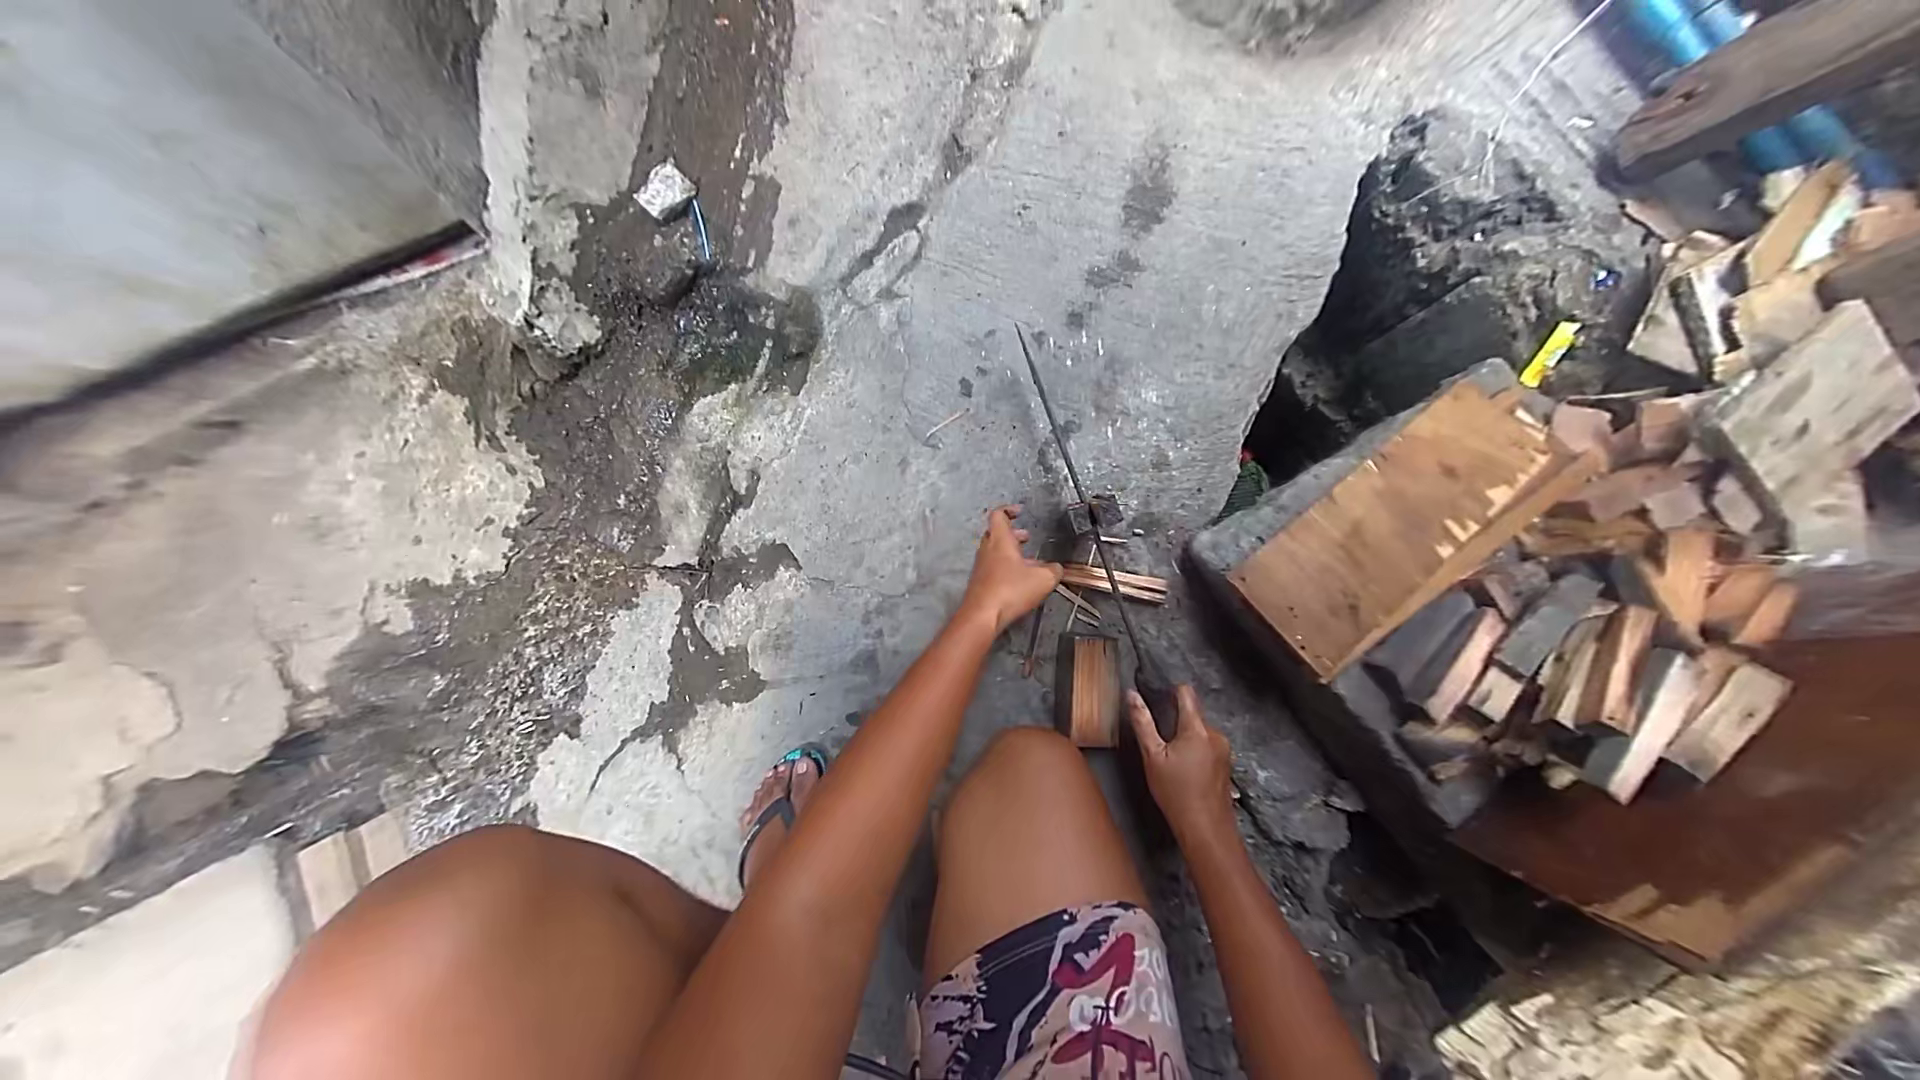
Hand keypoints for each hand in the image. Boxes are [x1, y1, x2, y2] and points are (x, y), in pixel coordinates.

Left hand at [959, 505, 1063, 633]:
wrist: (982, 615)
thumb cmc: (1010, 590)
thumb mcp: (1043, 579)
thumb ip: (1054, 570)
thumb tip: (1057, 569)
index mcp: (1000, 540)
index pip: (998, 515)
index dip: (1009, 510)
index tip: (1019, 511)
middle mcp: (987, 550)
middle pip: (995, 533)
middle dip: (1012, 533)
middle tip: (1026, 537)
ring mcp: (981, 567)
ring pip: (994, 551)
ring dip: (1009, 552)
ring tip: (1028, 560)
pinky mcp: (980, 583)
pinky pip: (993, 568)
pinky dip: (1005, 568)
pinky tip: (1019, 580)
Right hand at [1127, 684, 1234, 841]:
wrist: (1206, 828)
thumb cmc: (1176, 794)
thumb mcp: (1151, 756)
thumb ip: (1142, 722)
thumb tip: (1132, 695)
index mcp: (1197, 729)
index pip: (1186, 693)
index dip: (1170, 690)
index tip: (1157, 696)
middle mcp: (1215, 735)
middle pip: (1192, 714)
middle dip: (1175, 721)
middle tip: (1159, 741)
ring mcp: (1223, 750)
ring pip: (1199, 731)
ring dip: (1185, 738)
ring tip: (1170, 759)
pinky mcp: (1225, 763)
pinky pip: (1207, 745)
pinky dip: (1194, 751)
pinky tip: (1184, 770)